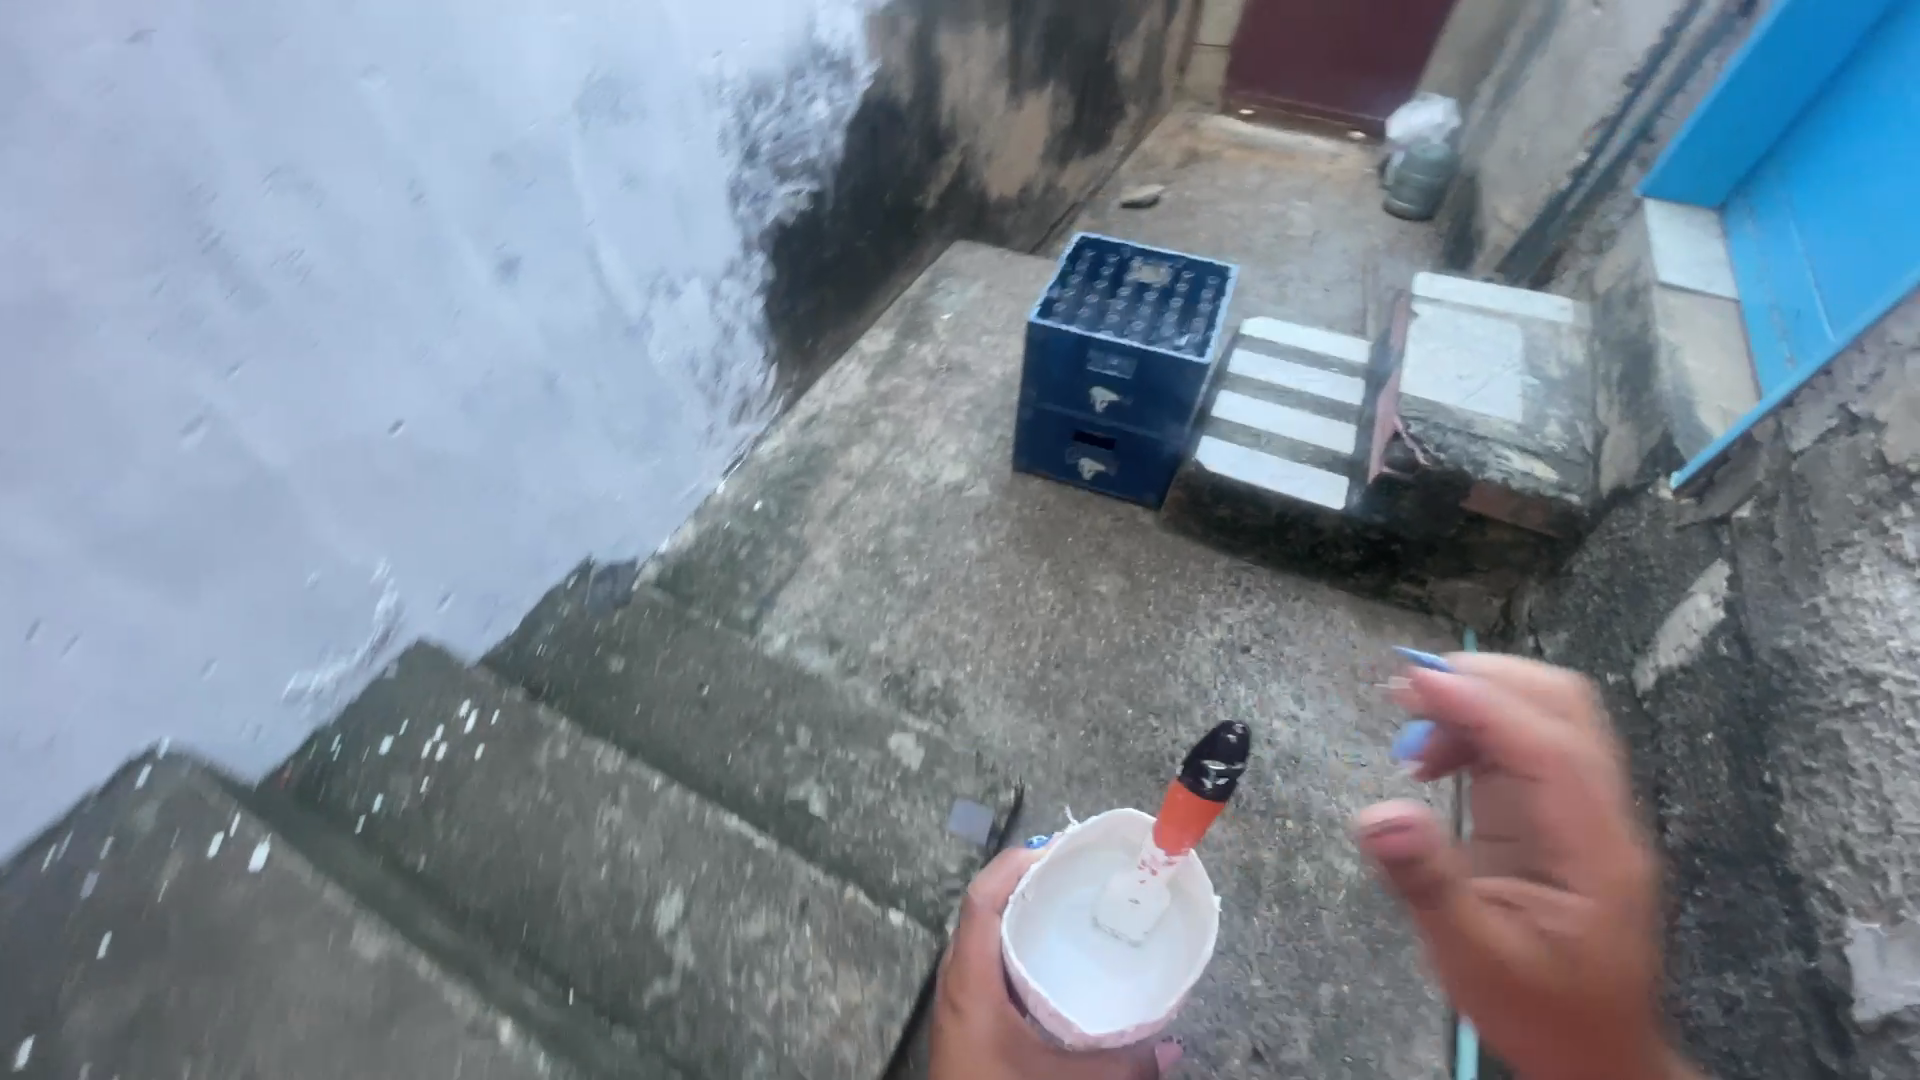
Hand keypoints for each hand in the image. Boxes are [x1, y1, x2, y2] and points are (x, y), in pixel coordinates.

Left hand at [928, 844, 1181, 1079]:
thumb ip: (1119, 1064)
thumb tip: (1170, 1046)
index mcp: (970, 979)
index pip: (981, 899)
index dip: (1014, 866)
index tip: (1056, 852)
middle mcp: (955, 976)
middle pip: (982, 906)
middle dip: (1023, 879)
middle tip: (1071, 871)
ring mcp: (956, 994)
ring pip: (982, 930)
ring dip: (1017, 908)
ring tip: (1062, 900)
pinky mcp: (963, 1011)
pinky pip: (985, 955)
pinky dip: (1013, 939)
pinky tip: (1044, 954)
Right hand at [1355, 654, 1700, 1079]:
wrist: (1596, 1053)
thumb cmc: (1539, 1010)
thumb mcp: (1472, 958)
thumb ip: (1427, 882)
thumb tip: (1376, 815)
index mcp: (1592, 851)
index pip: (1547, 748)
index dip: (1480, 703)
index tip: (1411, 682)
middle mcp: (1597, 816)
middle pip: (1563, 707)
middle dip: (1485, 680)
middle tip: (1409, 692)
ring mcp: (1580, 810)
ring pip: (1543, 714)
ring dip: (1475, 699)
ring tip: (1410, 727)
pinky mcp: (1554, 812)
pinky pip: (1521, 741)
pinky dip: (1472, 726)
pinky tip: (1431, 758)